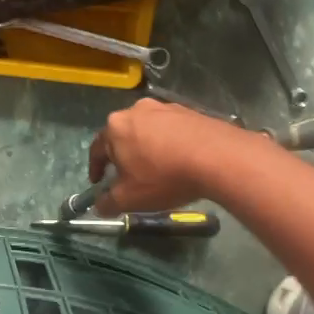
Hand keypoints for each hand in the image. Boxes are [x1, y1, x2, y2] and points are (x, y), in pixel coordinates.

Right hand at [87, 99, 255, 215]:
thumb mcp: (130, 199)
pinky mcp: (188, 111)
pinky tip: (177, 159)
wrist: (218, 158)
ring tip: (154, 167)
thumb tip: (98, 207)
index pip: (96, 149)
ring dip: (145, 147)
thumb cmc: (164, 177)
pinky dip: (168, 143)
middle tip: (127, 175)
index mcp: (115, 127)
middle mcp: (136, 110)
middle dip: (121, 155)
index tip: (97, 182)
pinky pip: (170, 129)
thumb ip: (108, 203)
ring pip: (147, 130)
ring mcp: (164, 107)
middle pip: (122, 135)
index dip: (94, 168)